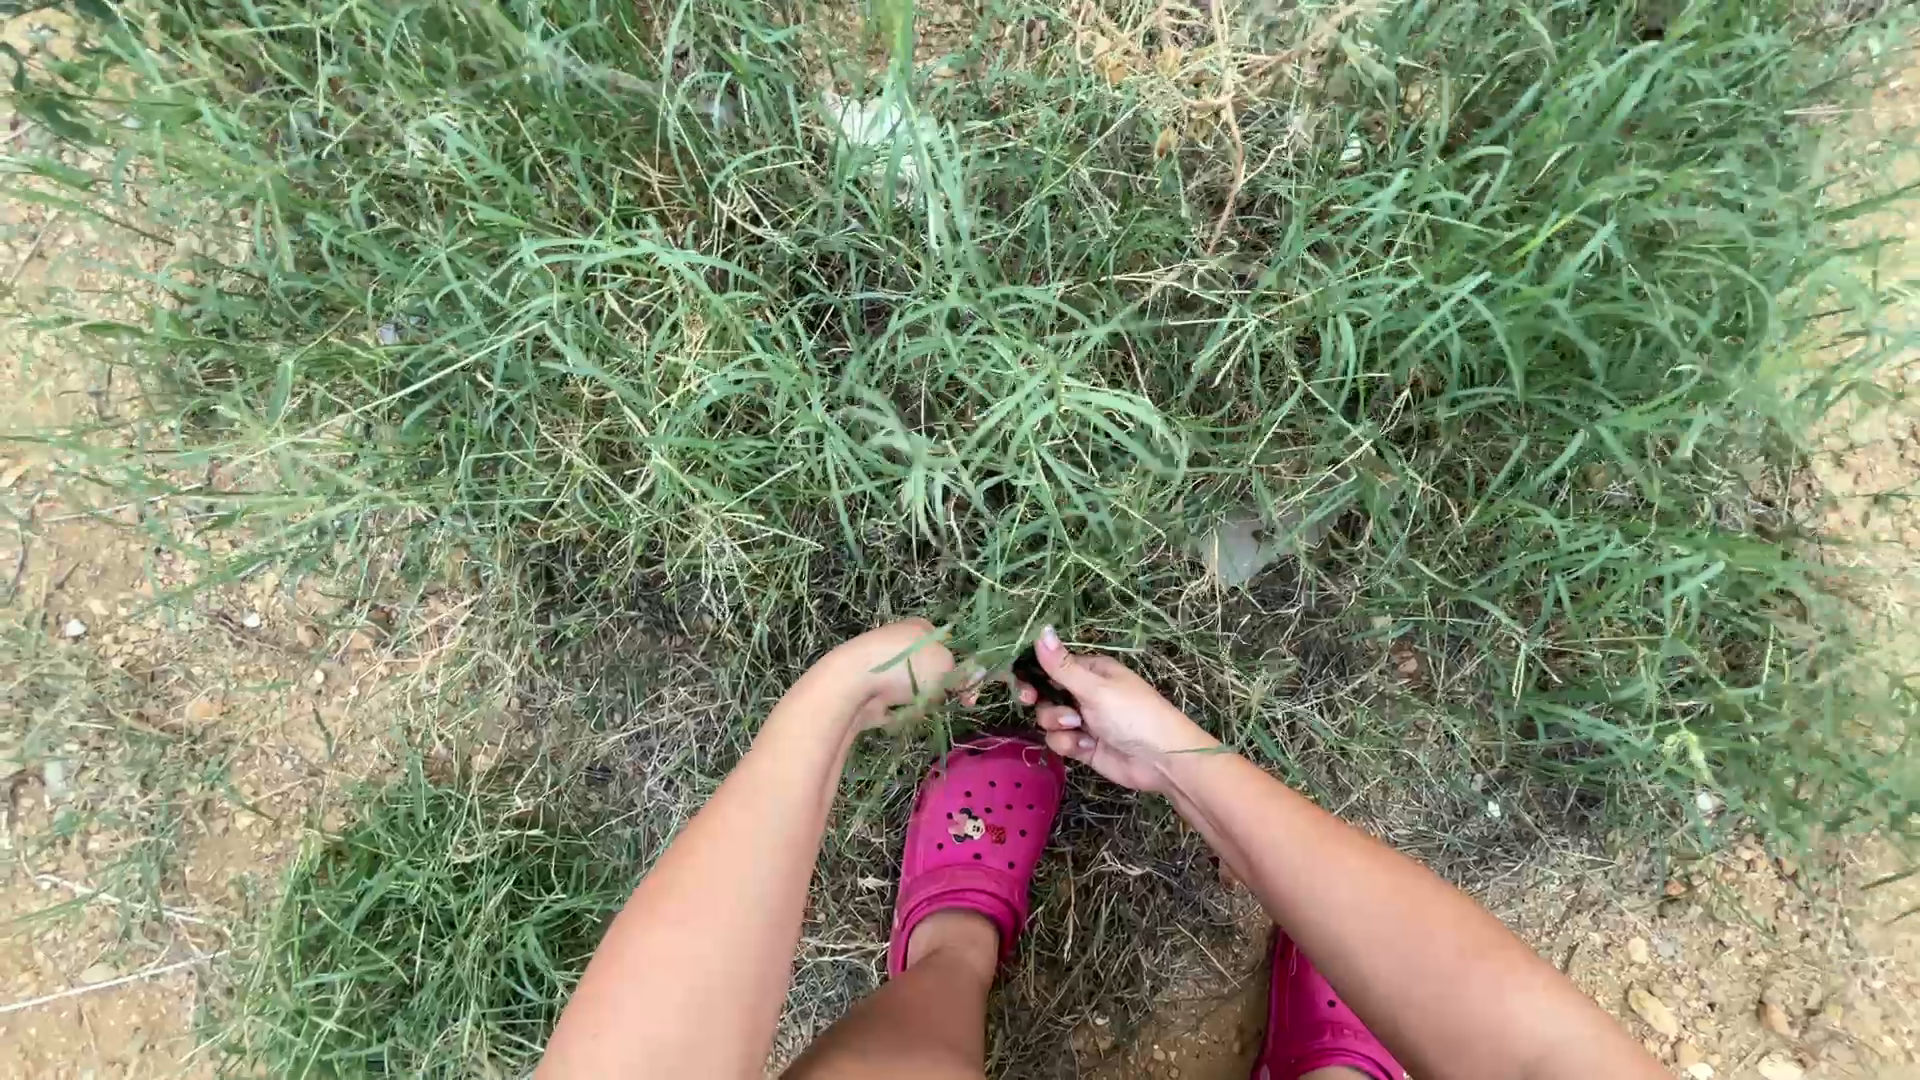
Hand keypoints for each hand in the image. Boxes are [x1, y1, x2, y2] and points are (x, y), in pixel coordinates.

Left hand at [813, 619, 976, 731]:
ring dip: (920, 701)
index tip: (968, 691)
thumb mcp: (946, 666)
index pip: (948, 645)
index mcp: (919, 627)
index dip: (961, 667)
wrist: (854, 681)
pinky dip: (898, 710)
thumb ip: (963, 674)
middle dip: (939, 687)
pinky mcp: (869, 686)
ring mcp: (883, 663)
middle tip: (944, 699)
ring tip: (917, 706)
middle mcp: (901, 641)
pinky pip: (895, 701)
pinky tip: (897, 713)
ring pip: (914, 687)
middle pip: (931, 668)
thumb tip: (971, 681)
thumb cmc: (906, 666)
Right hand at [1012, 627, 1217, 793]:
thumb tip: (1041, 629)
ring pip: (1048, 719)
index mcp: (1089, 670)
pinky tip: (1087, 746)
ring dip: (1058, 724)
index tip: (1019, 680)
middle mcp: (1083, 692)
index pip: (1050, 665)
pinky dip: (1069, 744)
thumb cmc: (1133, 714)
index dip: (1031, 673)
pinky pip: (1059, 741)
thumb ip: (1062, 665)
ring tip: (1078, 726)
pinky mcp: (1082, 745)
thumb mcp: (1095, 687)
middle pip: (1044, 693)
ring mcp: (1083, 720)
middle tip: (1030, 701)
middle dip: (1040, 700)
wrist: (1162, 760)